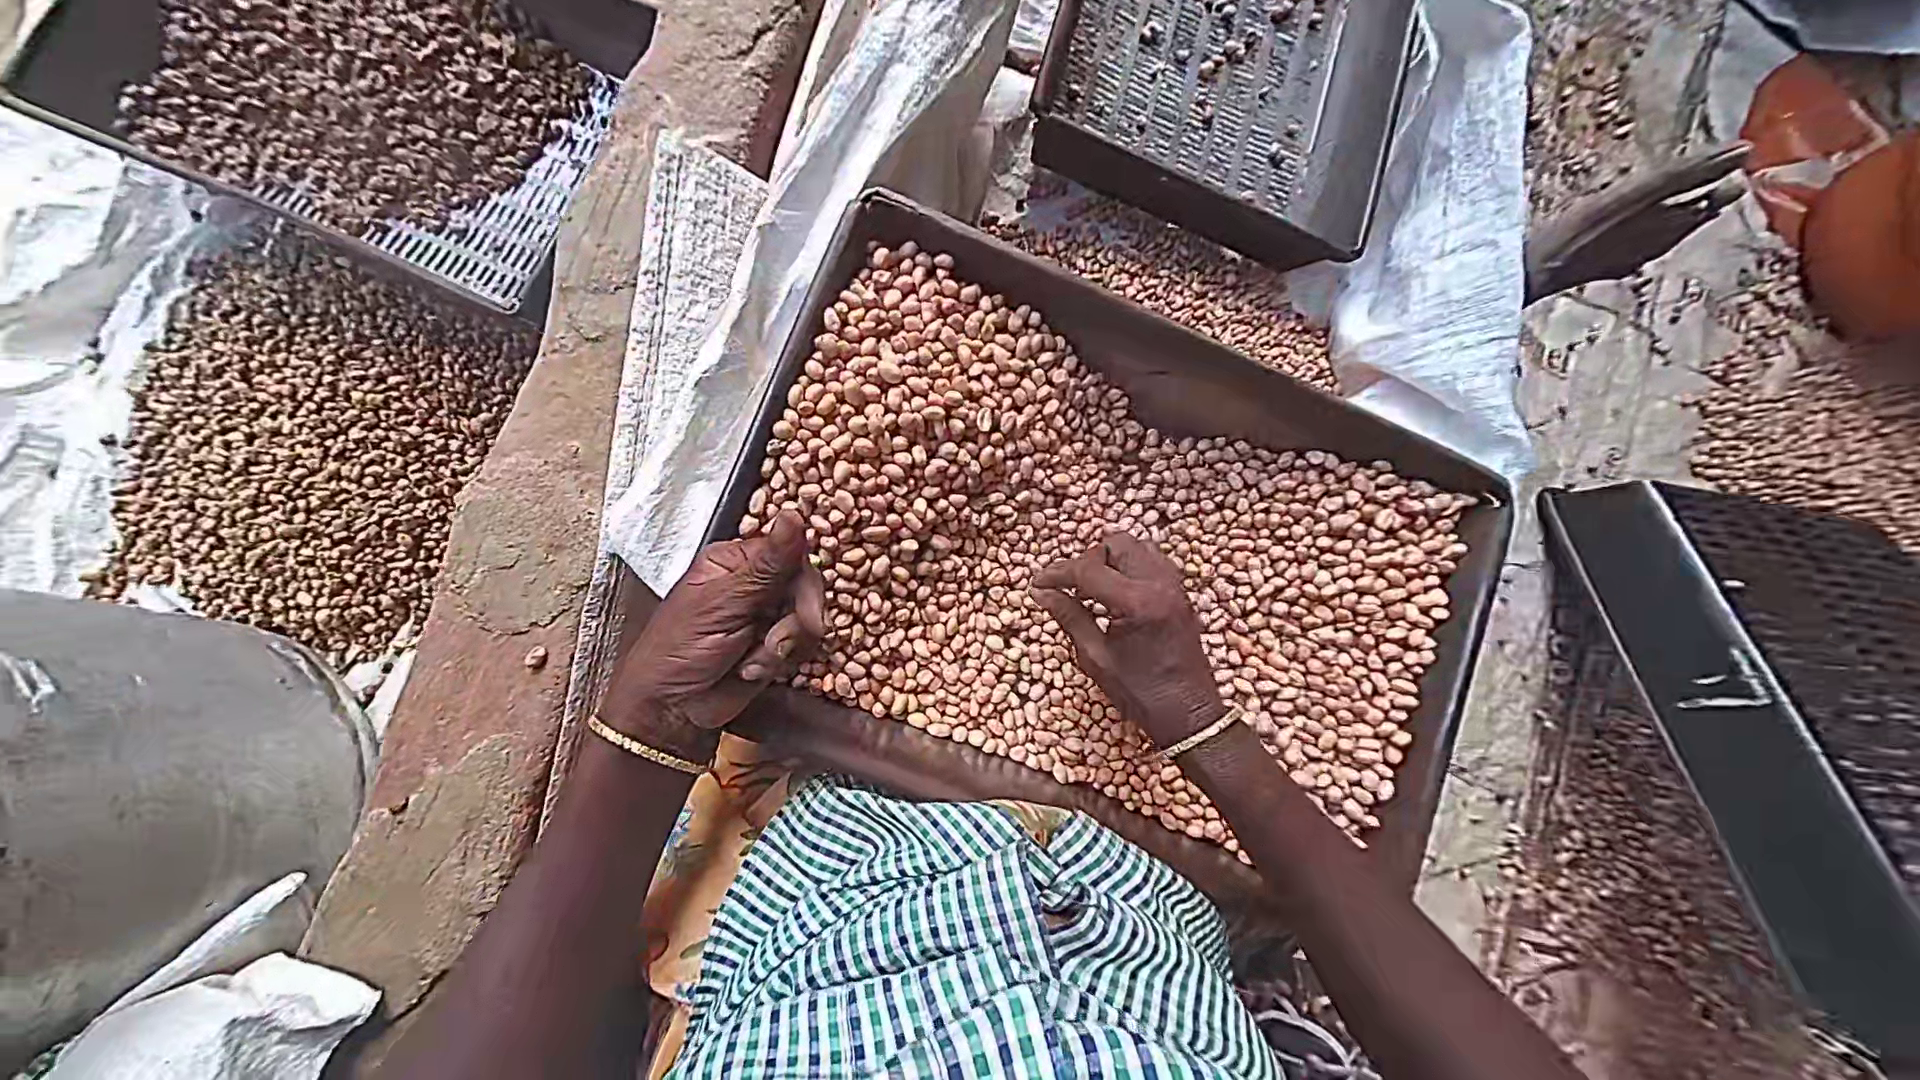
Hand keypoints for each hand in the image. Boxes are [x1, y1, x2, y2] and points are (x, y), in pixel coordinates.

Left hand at [604, 510, 824, 742]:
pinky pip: (803, 645)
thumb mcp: (723, 604)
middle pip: (807, 588)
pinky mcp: (775, 645)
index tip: (804, 610)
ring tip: (751, 661)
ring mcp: (767, 615)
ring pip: (808, 619)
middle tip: (774, 644)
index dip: (803, 583)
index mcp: (736, 561)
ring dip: (784, 646)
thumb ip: (767, 565)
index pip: (791, 554)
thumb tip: (794, 516)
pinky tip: (752, 670)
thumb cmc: (678, 652)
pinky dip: (781, 662)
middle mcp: (756, 584)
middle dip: (796, 621)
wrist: (670, 713)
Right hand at [1031, 531, 1224, 748]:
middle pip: (1115, 544)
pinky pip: (1151, 561)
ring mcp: (1175, 587)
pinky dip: (1129, 568)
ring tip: (1091, 588)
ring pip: (1135, 547)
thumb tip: (1042, 593)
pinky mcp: (1180, 593)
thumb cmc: (1141, 694)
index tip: (1039, 582)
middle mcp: (1161, 585)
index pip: (1088, 570)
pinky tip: (1114, 593)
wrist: (1189, 714)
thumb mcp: (1096, 657)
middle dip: (1087, 561)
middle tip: (1069, 587)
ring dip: (1109, 560)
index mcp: (1138, 603)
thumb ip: (1069, 616)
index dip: (1058, 573)